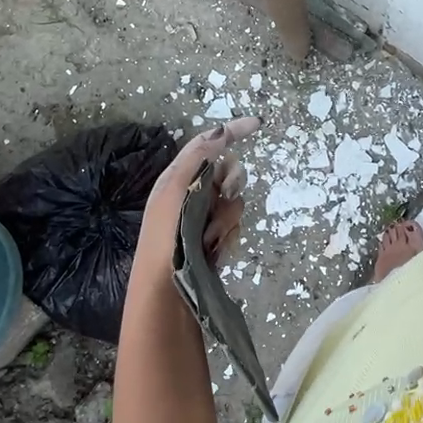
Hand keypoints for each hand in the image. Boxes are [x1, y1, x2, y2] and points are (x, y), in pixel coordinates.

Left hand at [135, 117, 258, 268]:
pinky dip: (229, 234)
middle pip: (227, 170)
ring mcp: (203, 219)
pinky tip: (217, 250)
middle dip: (230, 182)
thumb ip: (198, 158)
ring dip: (227, 216)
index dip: (232, 131)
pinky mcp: (214, 240)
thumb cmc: (165, 240)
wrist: (164, 297)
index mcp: (177, 179)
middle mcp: (190, 195)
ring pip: (235, 200)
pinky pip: (235, 224)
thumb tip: (221, 132)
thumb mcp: (175, 191)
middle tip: (223, 196)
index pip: (208, 144)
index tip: (258, 124)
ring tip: (211, 237)